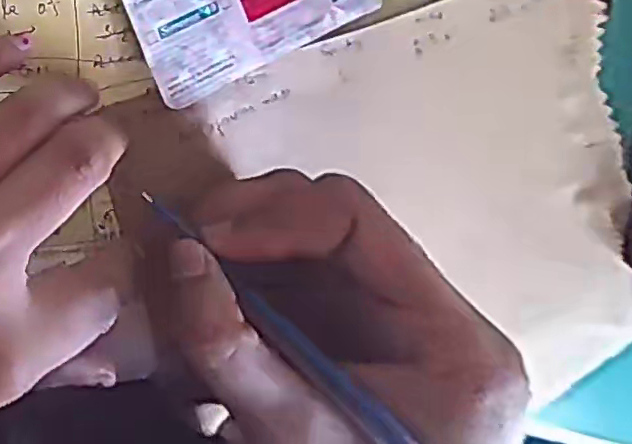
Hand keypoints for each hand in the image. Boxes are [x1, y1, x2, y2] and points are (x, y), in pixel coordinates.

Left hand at [0, 35, 130, 443]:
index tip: (125, 231)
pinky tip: (23, 46)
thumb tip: (111, 341)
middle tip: (108, 133)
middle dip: (108, 144)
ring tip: (83, 90)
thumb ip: (40, 361)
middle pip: (78, 170)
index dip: (127, 253)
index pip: (108, 287)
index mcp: (3, 342)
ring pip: (31, 115)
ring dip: (69, 93)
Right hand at [159, 172, 526, 443]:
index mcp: (452, 337)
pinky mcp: (340, 320)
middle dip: (246, 218)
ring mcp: (378, 310)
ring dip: (234, 236)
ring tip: (192, 260)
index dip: (275, 216)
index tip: (211, 239)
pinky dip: (236, 263)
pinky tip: (208, 284)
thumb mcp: (297, 438)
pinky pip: (280, 262)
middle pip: (321, 211)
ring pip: (295, 227)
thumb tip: (180, 252)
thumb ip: (235, 350)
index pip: (352, 218)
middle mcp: (419, 308)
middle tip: (190, 240)